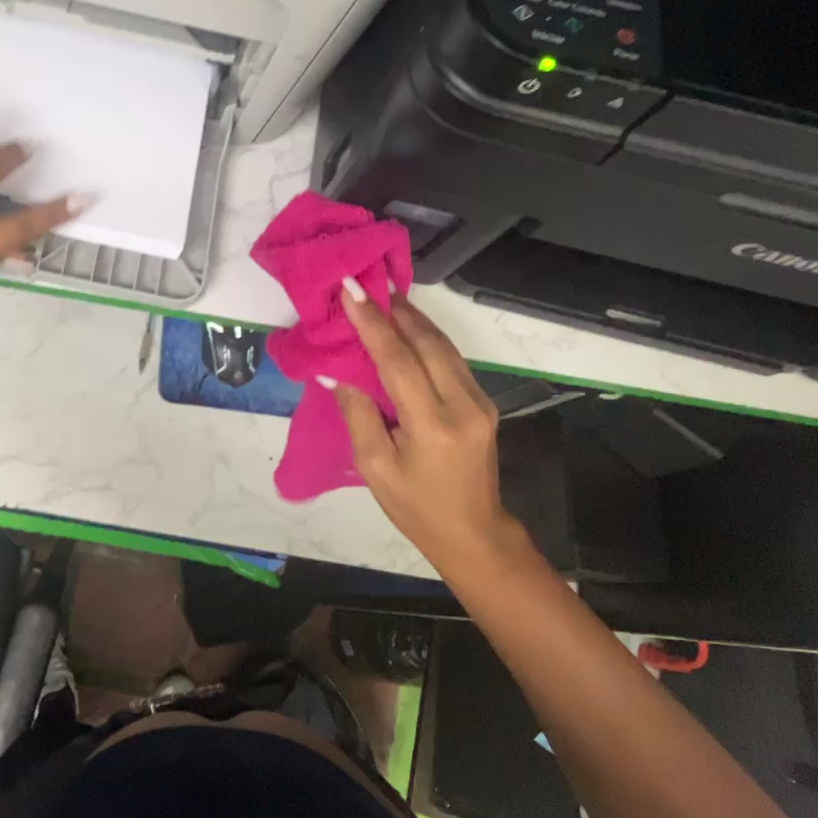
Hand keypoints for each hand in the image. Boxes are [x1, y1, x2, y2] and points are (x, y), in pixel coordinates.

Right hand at [331, 284, 516, 566]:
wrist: (472, 533)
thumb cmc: (415, 506)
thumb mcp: (374, 468)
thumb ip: (358, 415)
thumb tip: (336, 372)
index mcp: (431, 426)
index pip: (397, 361)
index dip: (371, 324)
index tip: (350, 291)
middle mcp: (462, 406)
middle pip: (426, 343)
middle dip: (394, 310)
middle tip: (364, 283)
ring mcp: (479, 401)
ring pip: (443, 346)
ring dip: (412, 318)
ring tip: (382, 295)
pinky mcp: (482, 402)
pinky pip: (451, 359)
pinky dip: (426, 337)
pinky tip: (407, 325)